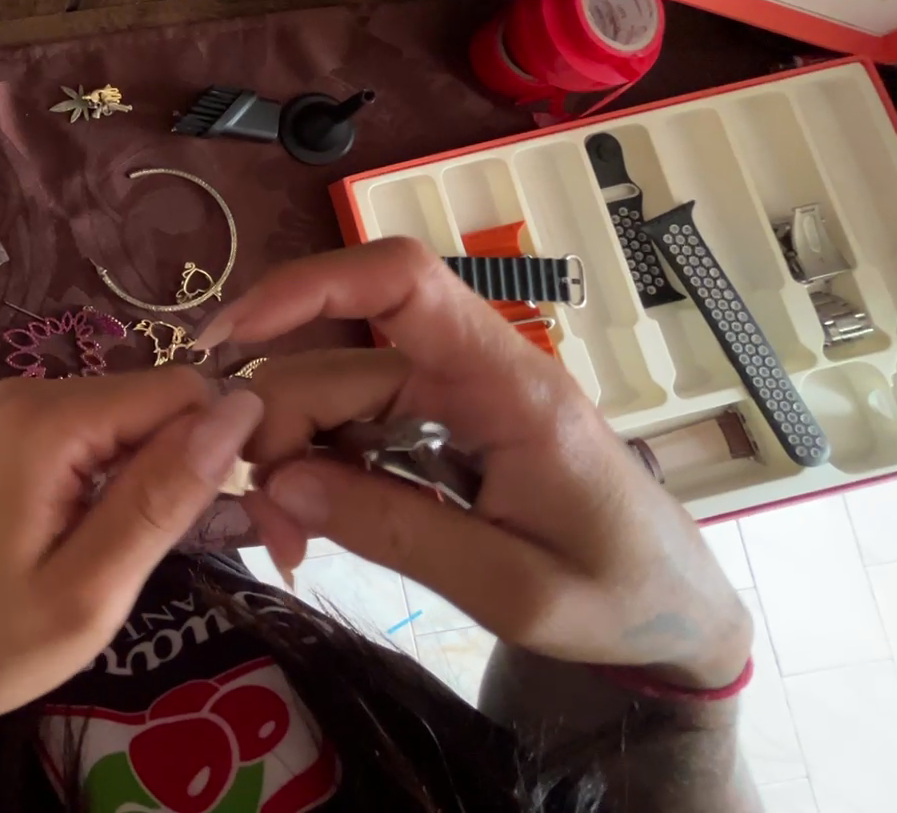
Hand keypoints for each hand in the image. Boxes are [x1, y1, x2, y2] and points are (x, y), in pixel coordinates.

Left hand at [0, 368, 263, 757]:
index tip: (224, 516)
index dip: (218, 445)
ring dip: (157, 474)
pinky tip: (108, 532)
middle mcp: (30, 392)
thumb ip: (163, 494)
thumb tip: (238, 409)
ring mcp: (19, 410)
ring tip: (136, 550)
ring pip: (133, 418)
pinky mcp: (19, 433)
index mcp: (46, 420)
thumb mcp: (93, 586)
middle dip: (186, 461)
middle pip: (154, 400)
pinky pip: (100, 434)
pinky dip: (122, 478)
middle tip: (176, 550)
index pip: (180, 389)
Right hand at [197, 238, 750, 688]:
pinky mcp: (404, 425)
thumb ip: (398, 534)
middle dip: (275, 436)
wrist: (664, 614)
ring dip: (281, 463)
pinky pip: (324, 429)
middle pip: (324, 366)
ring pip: (311, 398)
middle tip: (272, 526)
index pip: (402, 281)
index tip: (233, 334)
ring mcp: (422, 397)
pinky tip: (302, 523)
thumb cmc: (617, 596)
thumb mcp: (516, 590)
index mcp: (503, 384)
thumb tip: (280, 483)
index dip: (308, 284)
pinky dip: (297, 472)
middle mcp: (450, 373)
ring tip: (289, 539)